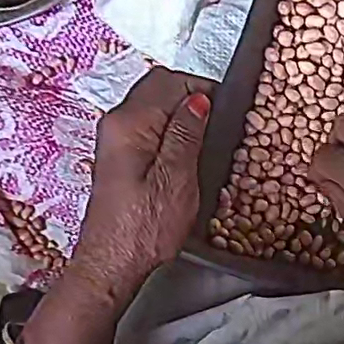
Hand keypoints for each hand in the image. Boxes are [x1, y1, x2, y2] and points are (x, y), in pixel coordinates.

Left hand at [68, 68, 214, 302]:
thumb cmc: (145, 228)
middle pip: (158, 90)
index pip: (168, 82)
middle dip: (192, 96)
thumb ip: (186, 134)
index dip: (201, 87)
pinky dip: (173, 133)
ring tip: (211, 137)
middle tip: (224, 119)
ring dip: (184, 116)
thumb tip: (198, 100)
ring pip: (155, 110)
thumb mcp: (177, 179)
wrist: (114, 262)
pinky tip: (191, 153)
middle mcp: (117, 125)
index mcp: (129, 123)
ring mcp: (117, 141)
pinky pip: (151, 130)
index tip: (229, 104)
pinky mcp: (122, 159)